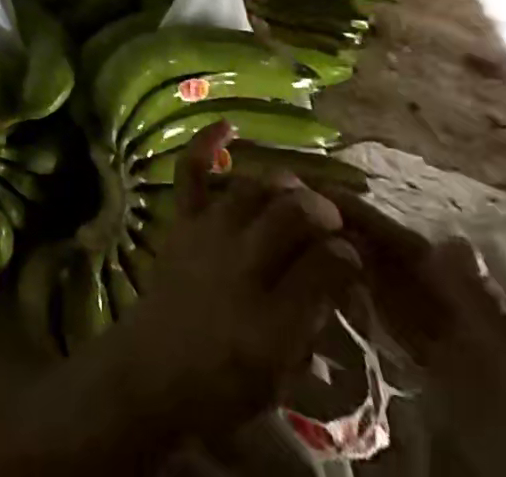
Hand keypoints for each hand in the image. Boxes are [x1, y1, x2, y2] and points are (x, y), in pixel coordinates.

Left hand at [111, 121, 361, 437]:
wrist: (151, 372)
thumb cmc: (223, 380)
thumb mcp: (282, 368)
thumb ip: (315, 316)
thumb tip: (343, 268)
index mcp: (274, 313)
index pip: (330, 262)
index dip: (349, 256)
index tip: (354, 260)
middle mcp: (242, 262)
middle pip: (294, 214)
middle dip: (322, 213)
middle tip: (331, 226)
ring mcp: (209, 234)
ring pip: (256, 190)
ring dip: (284, 189)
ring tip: (298, 199)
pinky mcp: (184, 222)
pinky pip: (191, 173)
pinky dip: (206, 145)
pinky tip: (229, 124)